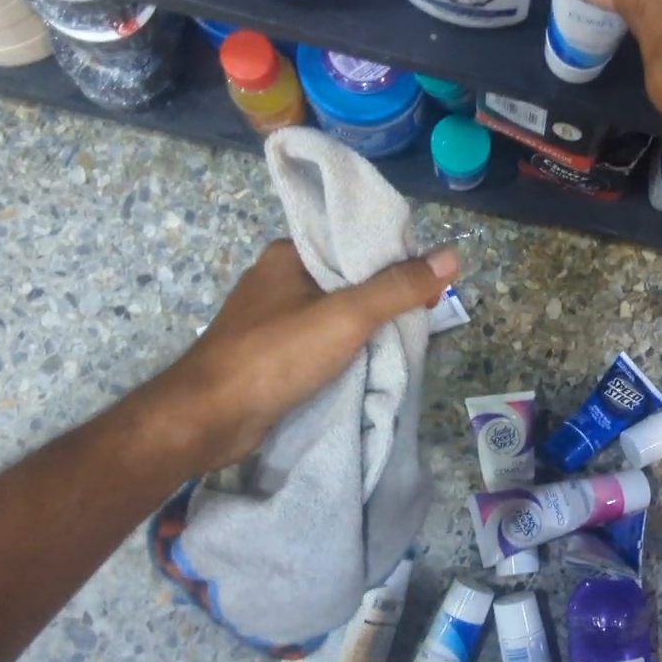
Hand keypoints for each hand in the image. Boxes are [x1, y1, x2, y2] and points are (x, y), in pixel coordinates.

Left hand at [138, 241, 458, 473]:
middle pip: (350, 277)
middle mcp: (280, 279)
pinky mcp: (271, 354)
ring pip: (337, 312)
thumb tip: (453, 256)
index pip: (355, 241)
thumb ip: (398, 287)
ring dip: (369, 327)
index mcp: (291, 255)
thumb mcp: (347, 316)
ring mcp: (273, 319)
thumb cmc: (275, 357)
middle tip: (424, 316)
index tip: (430, 284)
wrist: (208, 419)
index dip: (397, 258)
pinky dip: (348, 350)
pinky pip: (322, 341)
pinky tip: (371, 363)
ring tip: (405, 341)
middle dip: (387, 296)